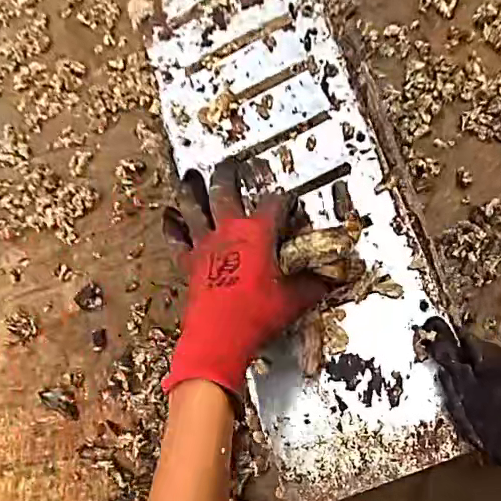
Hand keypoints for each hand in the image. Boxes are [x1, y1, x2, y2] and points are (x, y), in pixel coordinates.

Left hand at [162, 161, 327, 396]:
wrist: (220, 336)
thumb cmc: (256, 315)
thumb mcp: (294, 299)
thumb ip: (313, 284)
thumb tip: (331, 279)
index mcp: (258, 233)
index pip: (275, 203)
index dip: (285, 201)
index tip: (291, 204)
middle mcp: (230, 232)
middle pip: (226, 190)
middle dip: (230, 174)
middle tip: (232, 164)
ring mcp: (206, 245)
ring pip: (194, 208)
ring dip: (192, 191)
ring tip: (190, 177)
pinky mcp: (190, 263)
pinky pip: (177, 239)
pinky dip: (172, 227)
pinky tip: (169, 217)